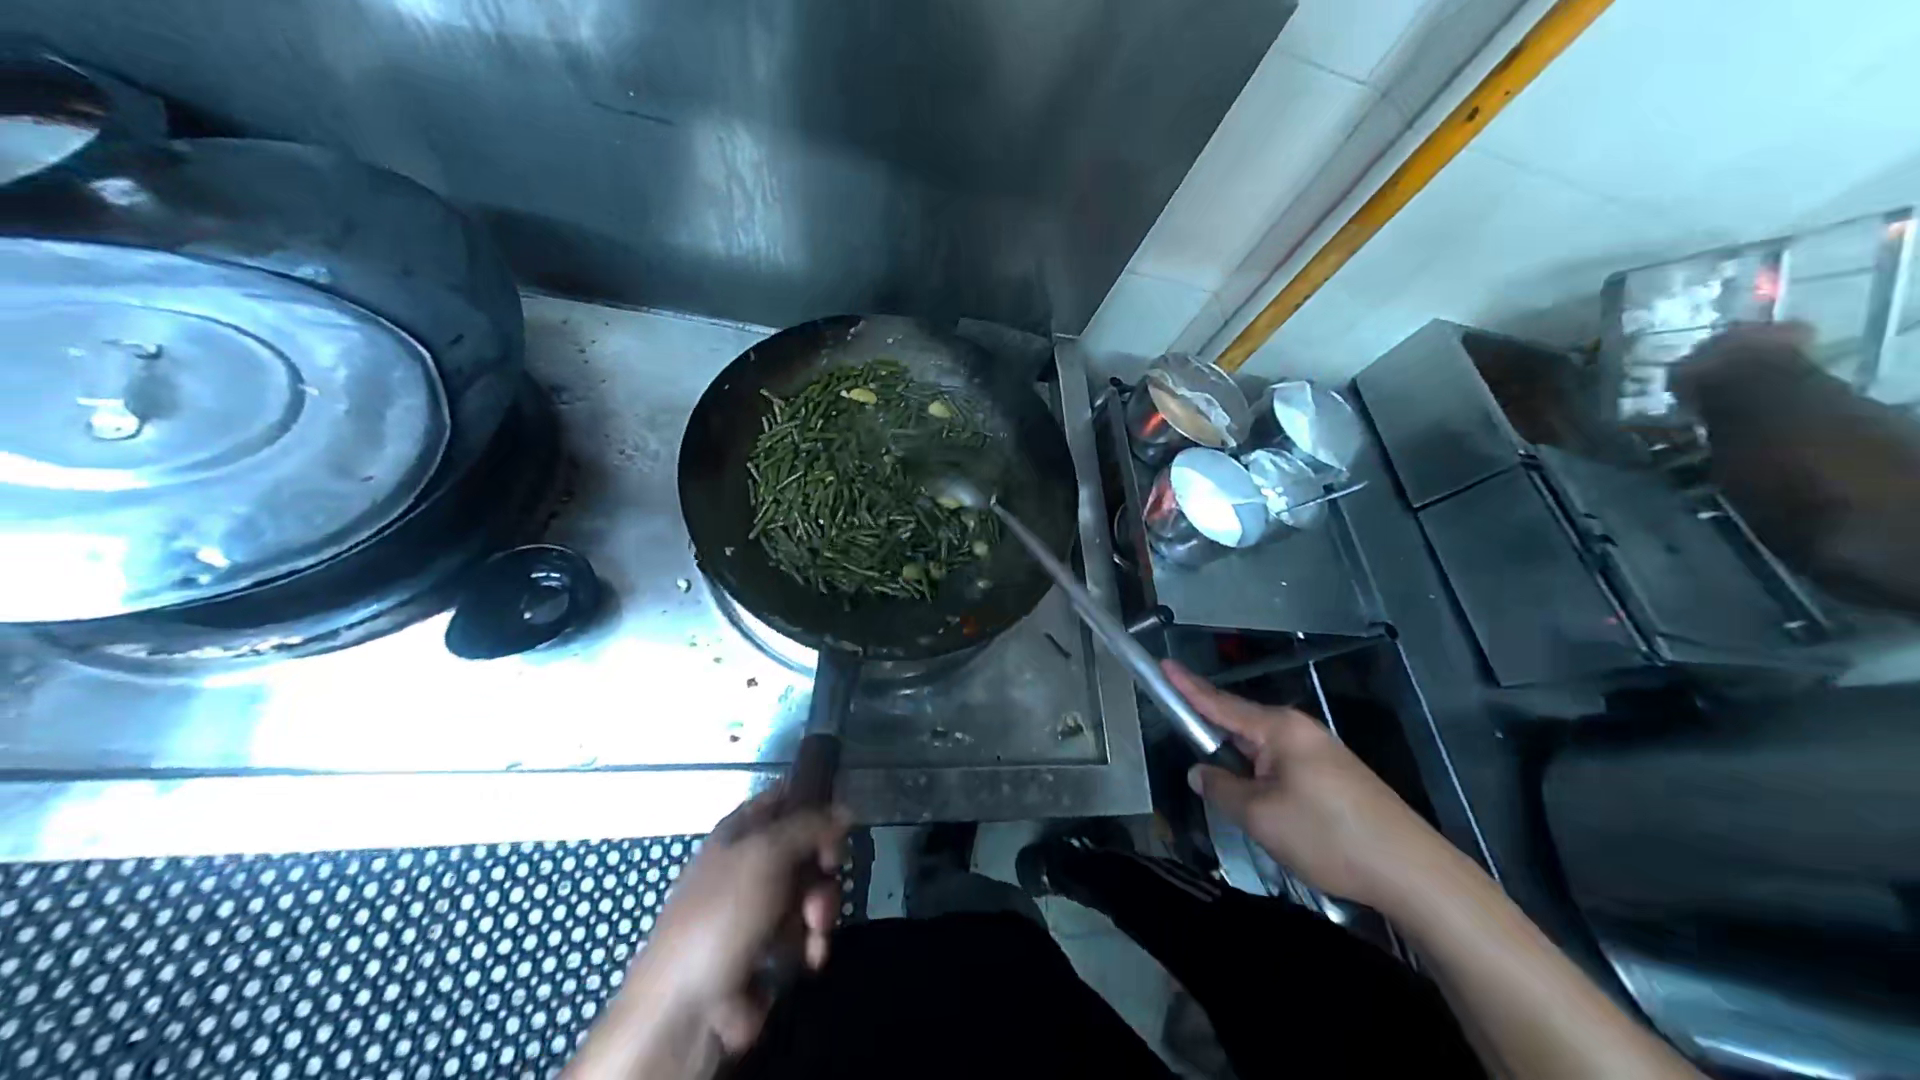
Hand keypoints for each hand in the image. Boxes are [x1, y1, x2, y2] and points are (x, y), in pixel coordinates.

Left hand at [628, 793, 848, 1052]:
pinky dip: (811, 944)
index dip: (814, 805)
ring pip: (809, 893)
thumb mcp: (767, 854)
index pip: (784, 798)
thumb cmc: (721, 914)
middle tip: (824, 881)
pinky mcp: (765, 951)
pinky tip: (808, 958)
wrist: (683, 1007)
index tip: (838, 824)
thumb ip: (809, 825)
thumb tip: (844, 810)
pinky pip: (802, 934)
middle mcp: (748, 865)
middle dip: (822, 870)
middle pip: (806, 850)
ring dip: (819, 912)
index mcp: (739, 832)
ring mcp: (756, 910)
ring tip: (813, 932)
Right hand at [1171, 662, 1454, 909]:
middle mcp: (1300, 730)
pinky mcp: (1335, 776)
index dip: (1187, 686)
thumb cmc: (1328, 835)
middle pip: (1241, 725)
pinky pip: (1282, 766)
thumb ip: (1221, 789)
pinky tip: (1261, 805)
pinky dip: (1261, 778)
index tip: (1163, 664)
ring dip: (1239, 765)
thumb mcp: (1260, 816)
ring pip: (1262, 751)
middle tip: (1185, 744)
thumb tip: (1200, 773)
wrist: (1413, 873)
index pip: (1220, 702)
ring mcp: (1322, 753)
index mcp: (1279, 729)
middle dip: (1211, 734)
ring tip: (1224, 791)